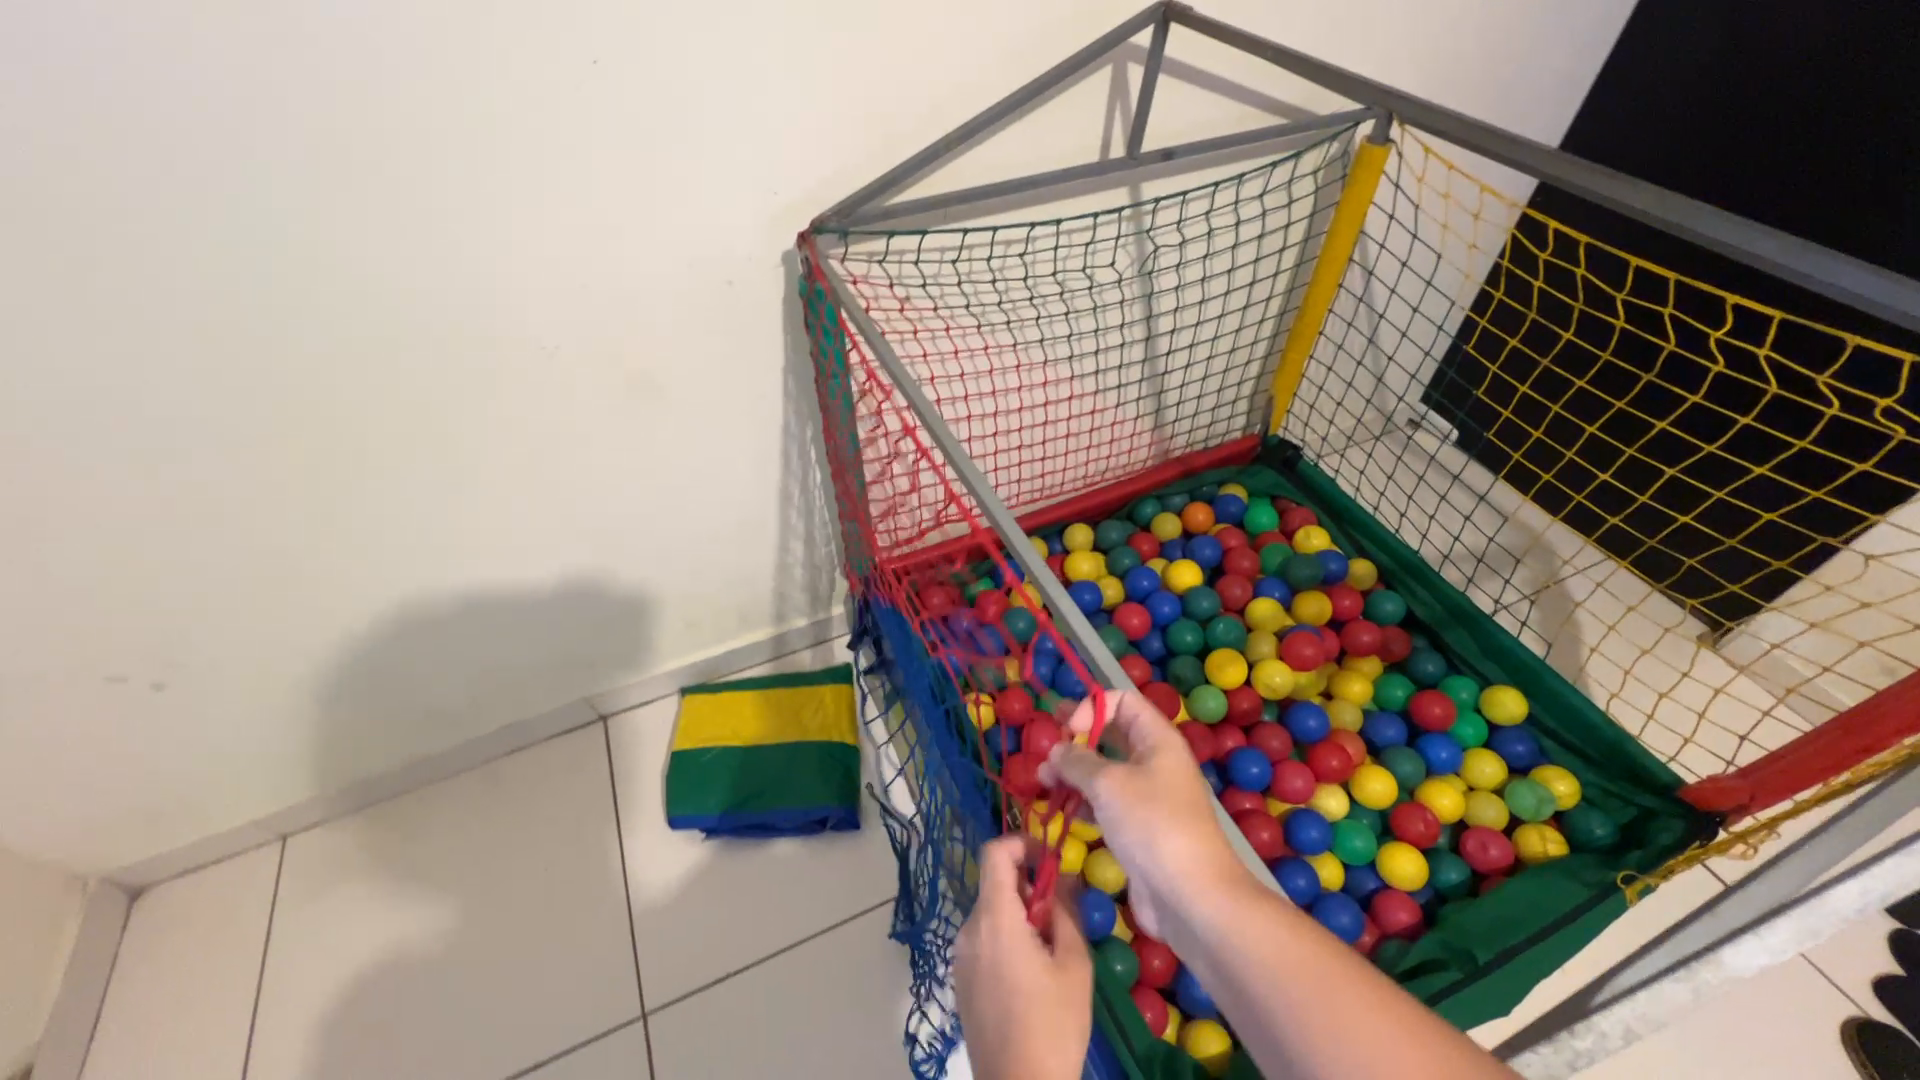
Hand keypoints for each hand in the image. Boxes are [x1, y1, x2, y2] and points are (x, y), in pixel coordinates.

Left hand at [954, 835, 1092, 1079]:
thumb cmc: (1054, 1025)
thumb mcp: (1074, 964)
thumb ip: (1066, 910)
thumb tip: (1063, 876)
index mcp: (994, 919)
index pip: (994, 853)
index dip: (1022, 843)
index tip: (1051, 859)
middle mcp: (968, 929)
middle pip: (994, 884)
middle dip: (1029, 887)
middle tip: (1062, 914)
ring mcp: (960, 955)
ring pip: (990, 912)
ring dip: (1019, 914)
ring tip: (1051, 949)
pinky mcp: (960, 978)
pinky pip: (983, 938)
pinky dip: (1006, 936)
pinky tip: (1032, 973)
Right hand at [1043, 690, 1251, 942]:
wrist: (1190, 895)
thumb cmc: (1152, 825)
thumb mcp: (1108, 784)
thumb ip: (1076, 761)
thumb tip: (1057, 751)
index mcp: (1157, 739)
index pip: (1123, 701)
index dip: (1093, 707)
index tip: (1069, 731)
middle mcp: (1155, 762)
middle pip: (1111, 735)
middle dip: (1076, 740)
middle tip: (1045, 753)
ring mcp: (1148, 797)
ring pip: (1105, 772)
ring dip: (1073, 773)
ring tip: (1044, 783)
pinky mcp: (1138, 828)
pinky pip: (1106, 803)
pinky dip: (1083, 801)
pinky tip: (1063, 810)